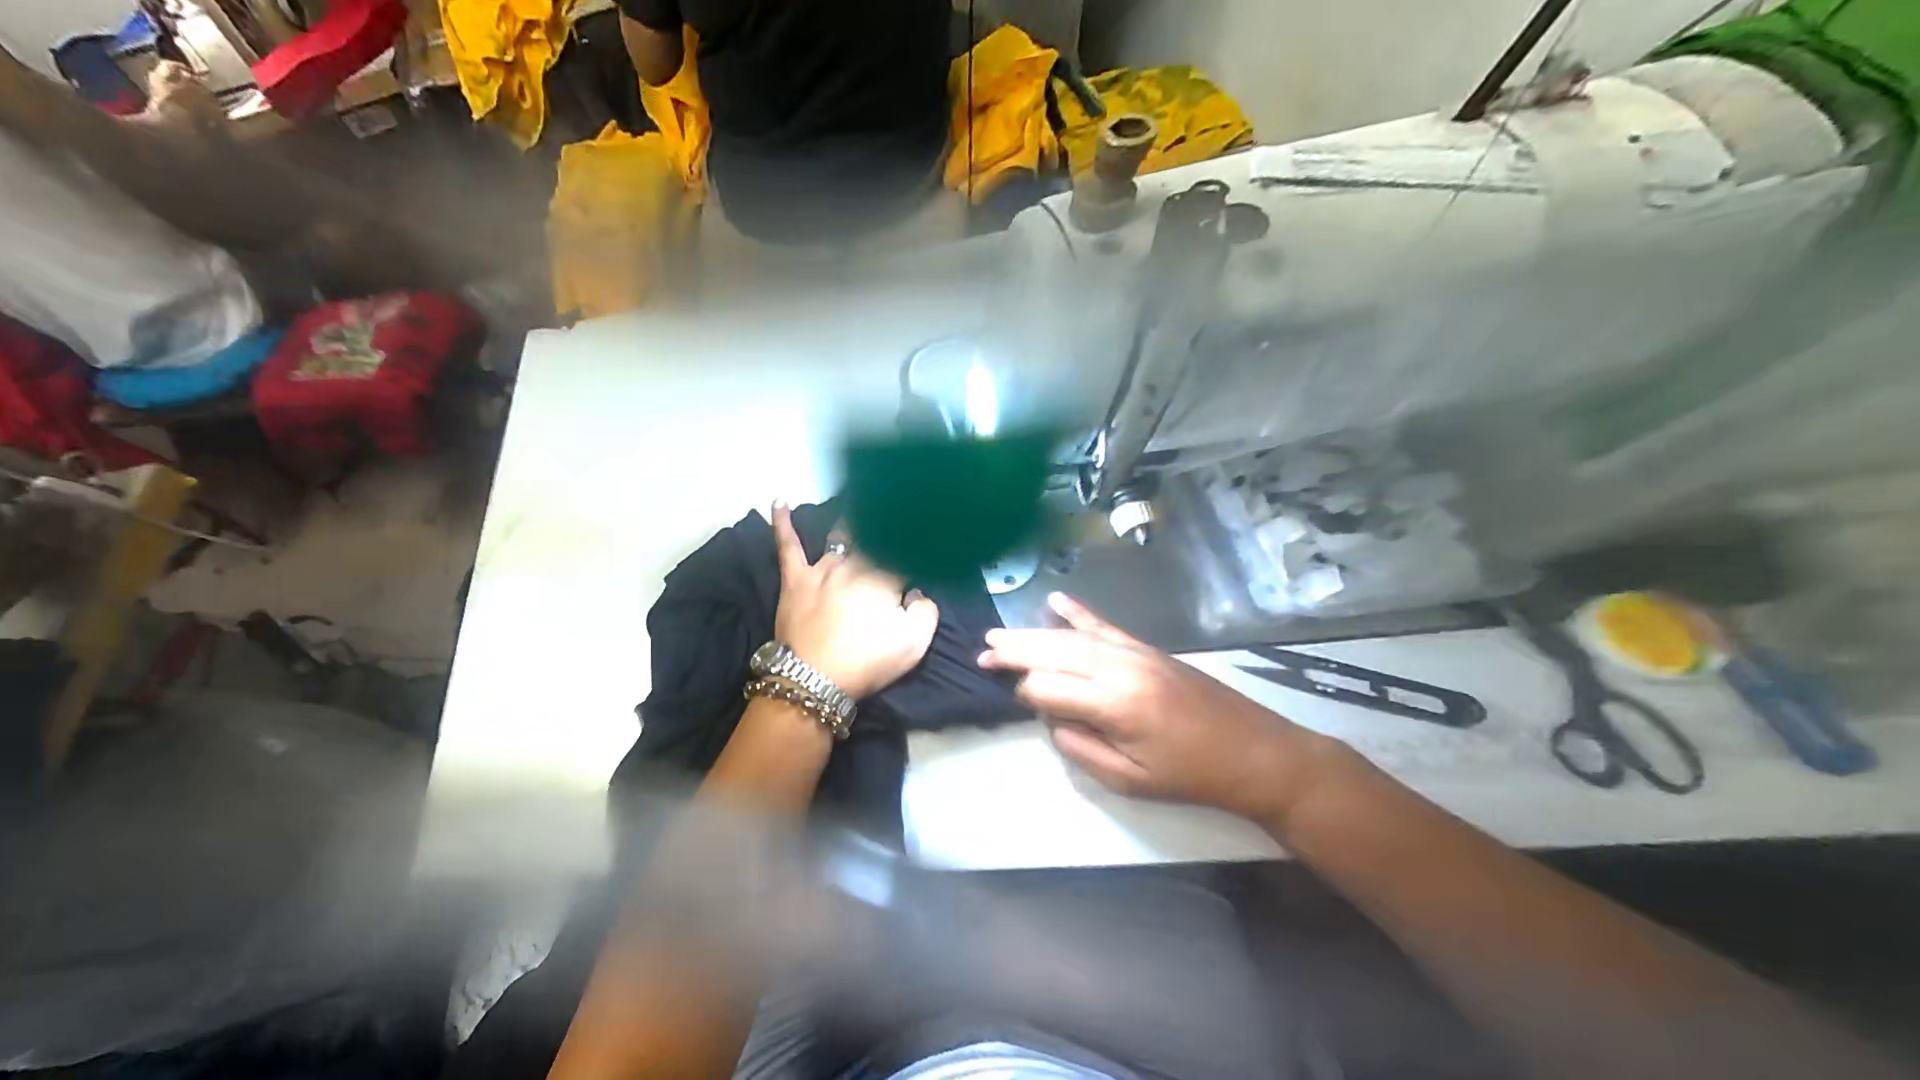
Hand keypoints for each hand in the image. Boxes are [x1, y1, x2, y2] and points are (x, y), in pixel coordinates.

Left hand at [772, 501, 939, 699]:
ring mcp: (822, 569)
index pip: (905, 555)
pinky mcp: (795, 579)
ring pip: (840, 540)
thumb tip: (916, 592)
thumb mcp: (915, 643)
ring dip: (853, 528)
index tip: (925, 544)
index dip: (915, 551)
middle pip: (874, 540)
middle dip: (886, 531)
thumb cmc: (867, 662)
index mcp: (885, 577)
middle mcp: (854, 564)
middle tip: (894, 520)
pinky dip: (783, 523)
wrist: (815, 681)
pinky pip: (787, 546)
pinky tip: (780, 502)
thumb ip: (926, 610)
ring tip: (860, 513)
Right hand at [978, 592, 1334, 823]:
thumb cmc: (1191, 775)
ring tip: (1002, 634)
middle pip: (1055, 651)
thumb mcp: (1130, 779)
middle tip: (983, 651)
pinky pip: (1106, 625)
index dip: (1026, 694)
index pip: (1050, 689)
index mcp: (1114, 704)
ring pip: (1073, 635)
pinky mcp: (1148, 648)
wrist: (1255, 752)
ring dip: (1035, 632)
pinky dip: (1078, 613)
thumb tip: (1052, 718)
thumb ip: (1082, 748)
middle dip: (1016, 651)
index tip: (1015, 702)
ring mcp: (1136, 652)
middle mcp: (1120, 667)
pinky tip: (1056, 601)